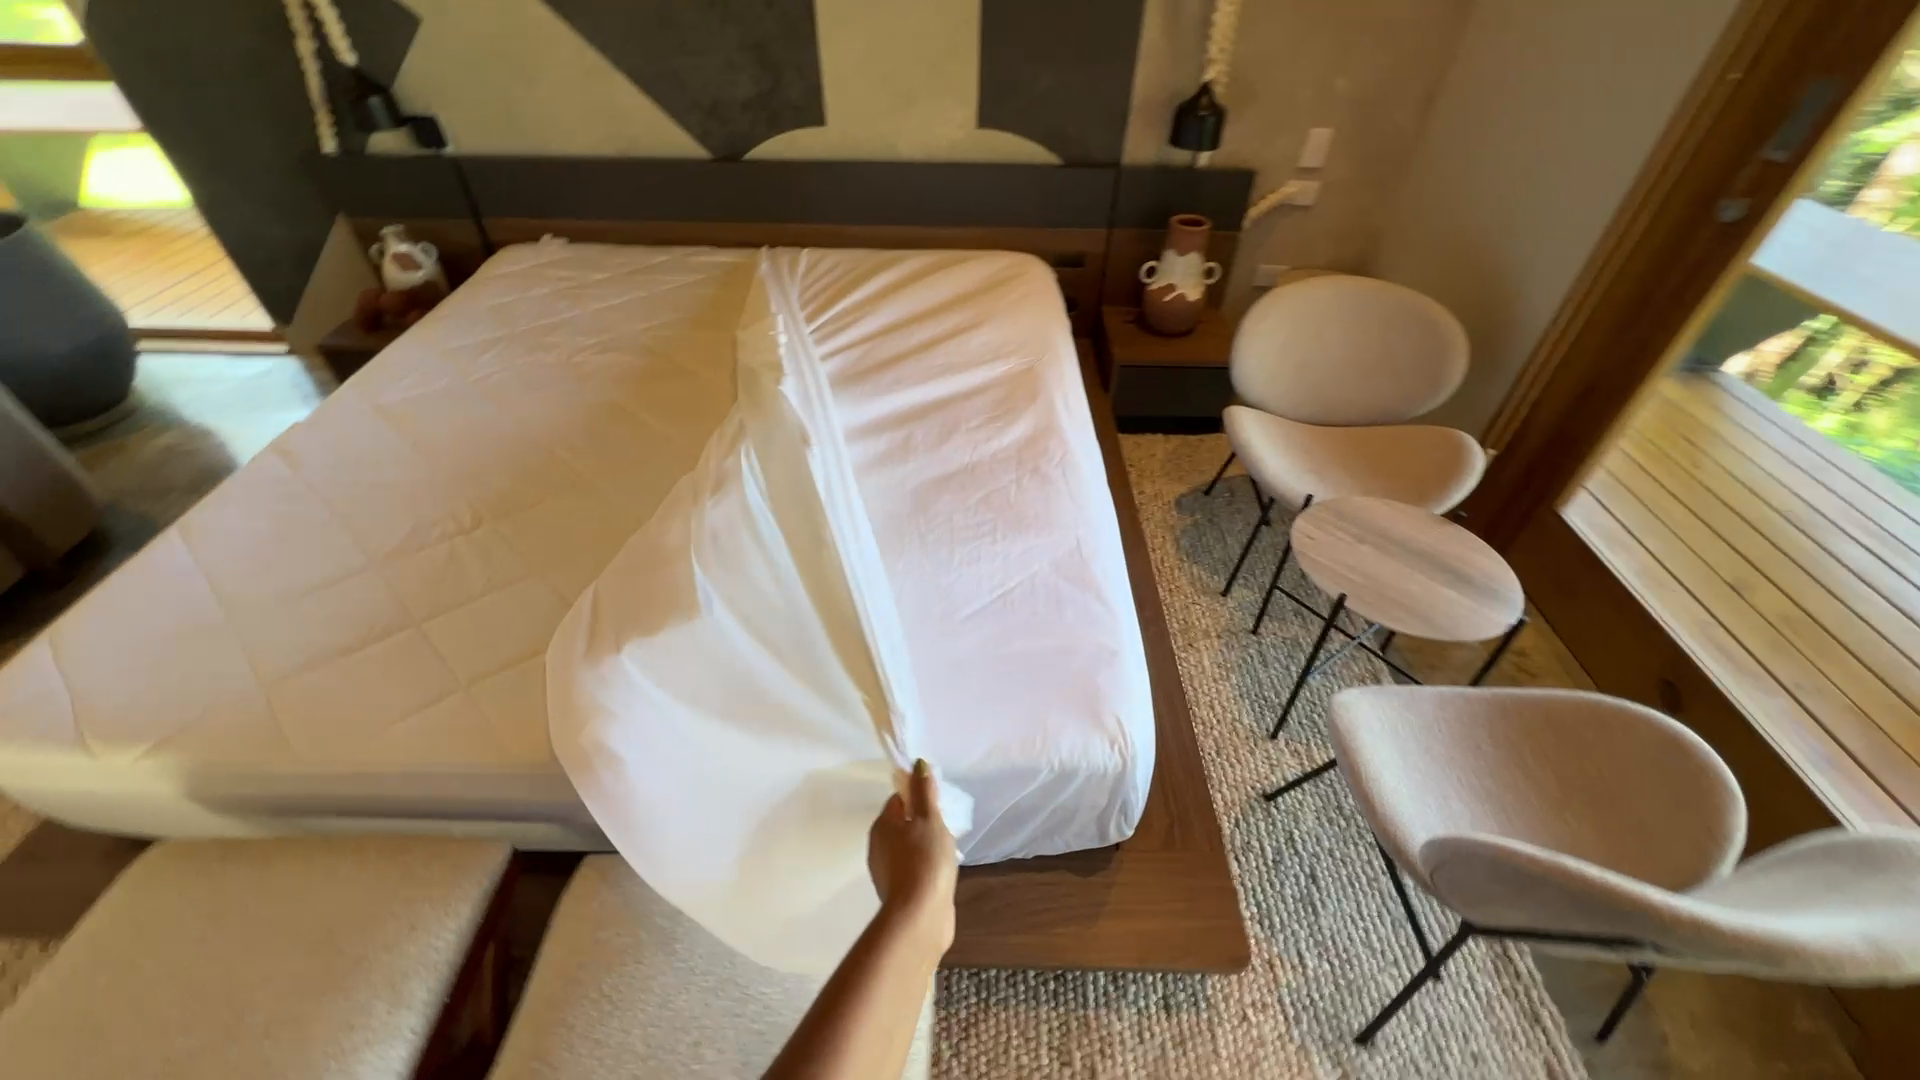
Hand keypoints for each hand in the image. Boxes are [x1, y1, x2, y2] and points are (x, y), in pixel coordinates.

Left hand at [867, 759, 958, 951]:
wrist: (919, 917)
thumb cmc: (925, 860)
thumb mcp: (929, 819)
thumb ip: (924, 792)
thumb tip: (917, 763)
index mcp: (882, 825)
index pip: (899, 799)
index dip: (919, 797)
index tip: (939, 803)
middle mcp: (878, 845)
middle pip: (904, 823)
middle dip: (925, 822)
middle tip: (947, 826)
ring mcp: (887, 870)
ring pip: (910, 846)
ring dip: (927, 845)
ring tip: (948, 850)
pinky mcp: (898, 891)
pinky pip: (914, 867)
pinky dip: (927, 865)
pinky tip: (943, 872)